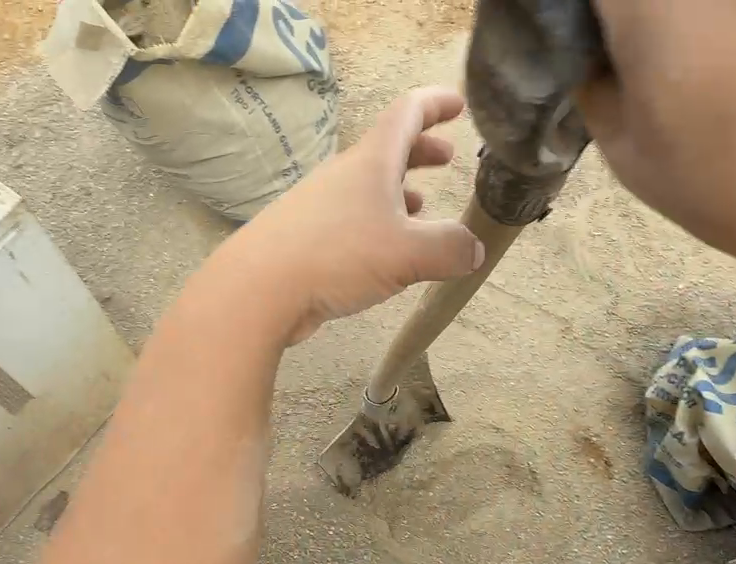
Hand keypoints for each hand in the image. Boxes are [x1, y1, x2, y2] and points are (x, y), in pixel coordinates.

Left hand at [212, 86, 484, 344]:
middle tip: (448, 156)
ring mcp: (325, 204)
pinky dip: (378, 222)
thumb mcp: (408, 253)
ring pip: (370, 187)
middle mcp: (347, 175)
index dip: (436, 105)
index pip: (408, 114)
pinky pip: (354, 218)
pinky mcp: (311, 236)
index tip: (459, 105)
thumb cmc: (337, 255)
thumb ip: (448, 249)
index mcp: (372, 162)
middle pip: (388, 149)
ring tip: (423, 205)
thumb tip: (474, 250)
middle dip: (421, 149)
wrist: (261, 287)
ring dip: (400, 190)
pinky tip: (385, 249)